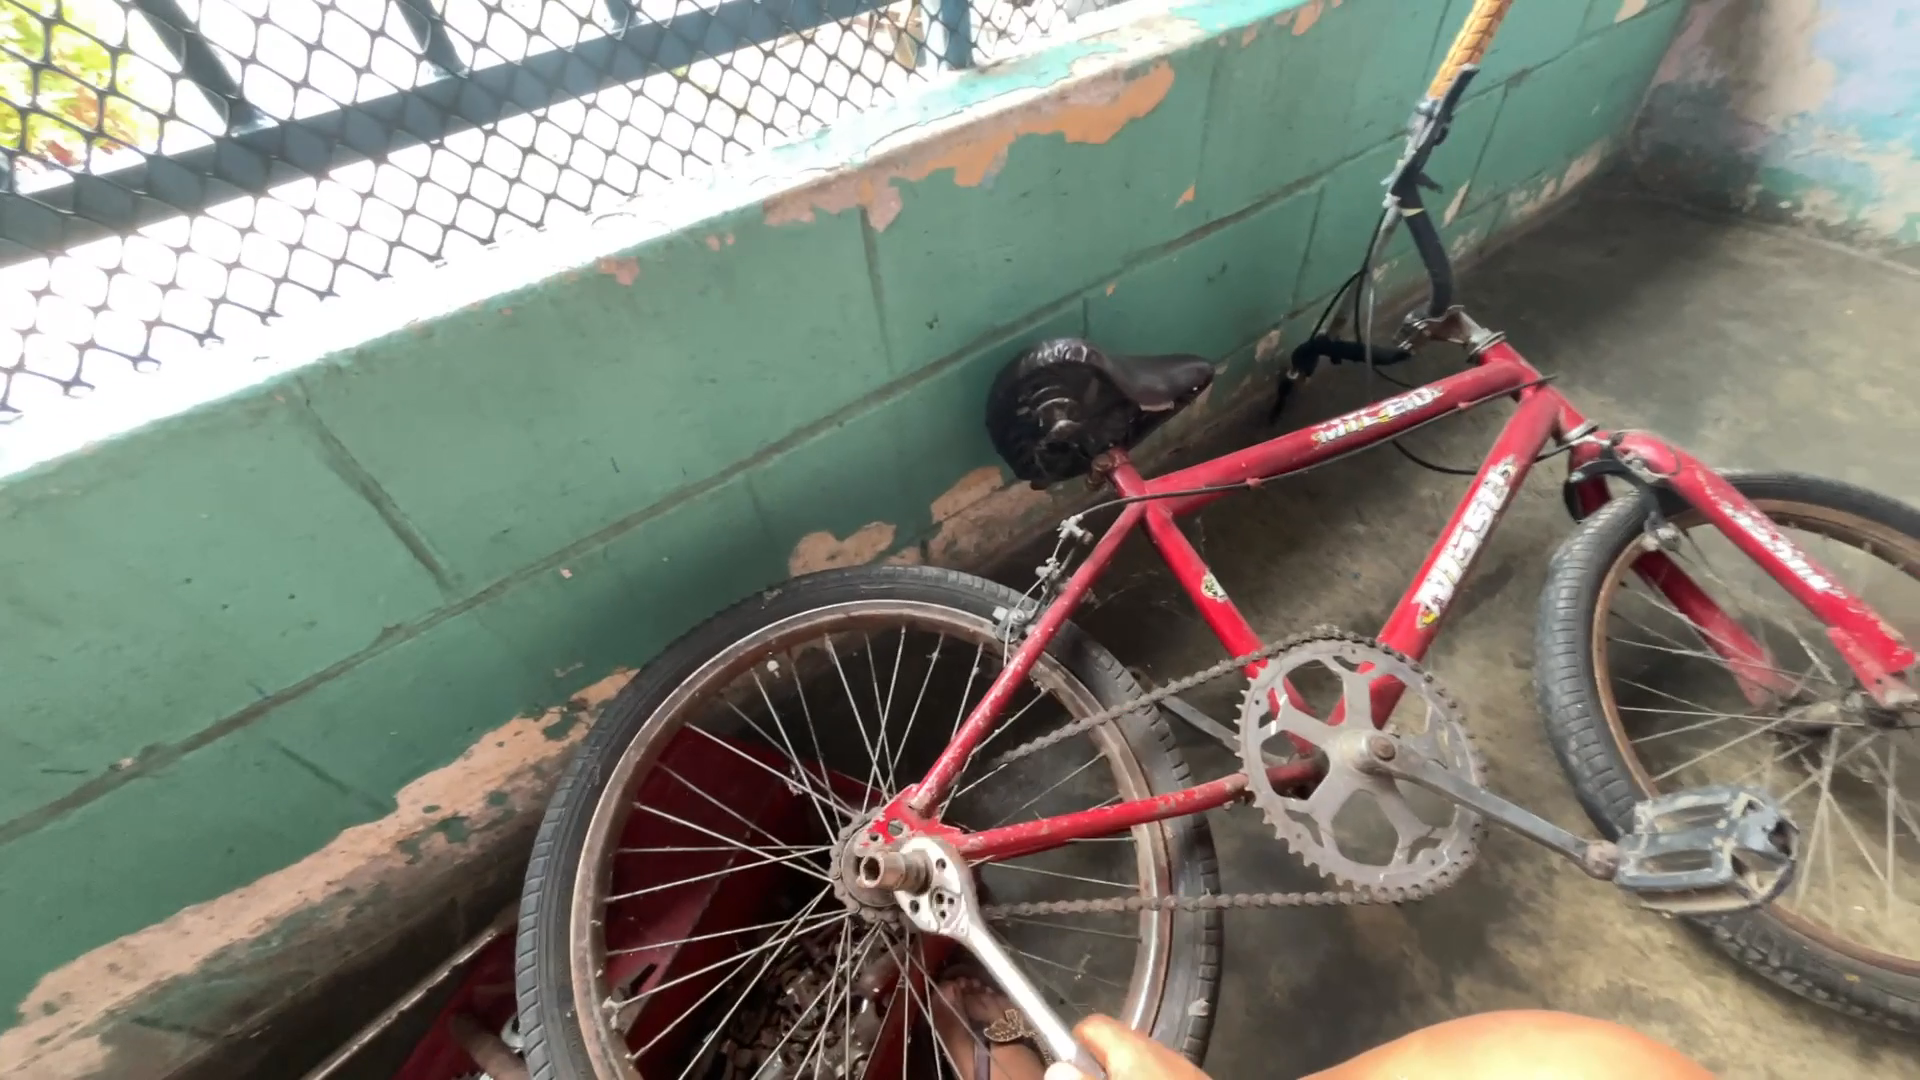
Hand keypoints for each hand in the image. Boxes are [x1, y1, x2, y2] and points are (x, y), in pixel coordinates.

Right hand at [1043, 1015, 1211, 1079]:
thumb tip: (1058, 1069)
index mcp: (1133, 1049)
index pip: (1092, 1026)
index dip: (1073, 1049)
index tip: (1068, 1075)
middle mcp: (1162, 1051)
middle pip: (1117, 1048)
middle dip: (1103, 1071)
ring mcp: (1188, 1072)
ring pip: (1144, 1068)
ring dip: (1129, 1077)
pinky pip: (1167, 1079)